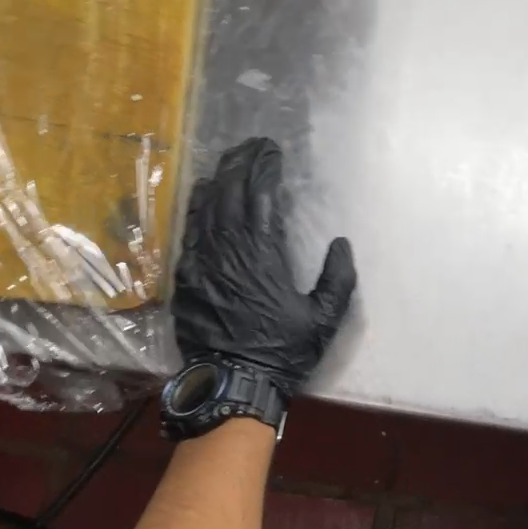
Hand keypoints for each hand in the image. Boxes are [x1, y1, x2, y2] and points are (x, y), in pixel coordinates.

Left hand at [171, 137, 356, 397]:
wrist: (235, 381)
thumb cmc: (284, 351)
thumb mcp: (324, 320)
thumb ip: (337, 279)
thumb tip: (341, 244)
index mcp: (263, 256)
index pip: (260, 197)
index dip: (265, 170)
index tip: (273, 152)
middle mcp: (228, 250)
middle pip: (229, 193)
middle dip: (241, 164)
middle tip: (252, 147)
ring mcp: (202, 261)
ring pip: (206, 206)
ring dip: (219, 179)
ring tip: (230, 162)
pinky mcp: (186, 276)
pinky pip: (190, 229)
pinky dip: (198, 206)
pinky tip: (205, 195)